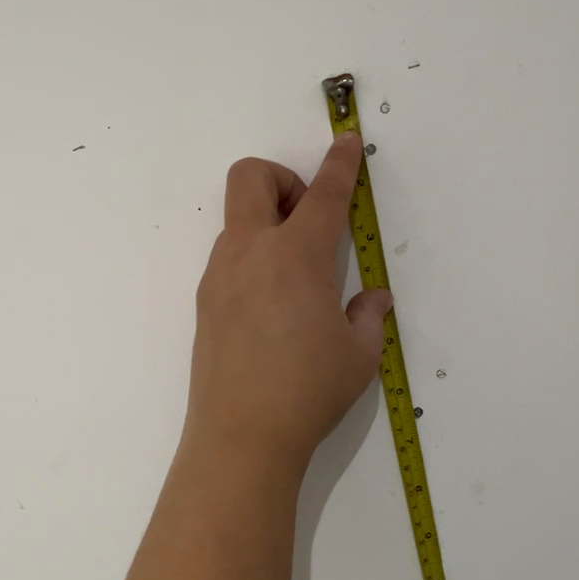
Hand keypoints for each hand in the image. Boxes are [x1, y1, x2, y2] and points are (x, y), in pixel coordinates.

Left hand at [182, 132, 392, 467]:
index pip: (323, 194)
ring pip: (236, 220)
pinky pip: (227, 259)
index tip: (346, 142)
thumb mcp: (359, 355)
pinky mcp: (204, 304)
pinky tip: (271, 308)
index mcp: (297, 257)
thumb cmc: (309, 392)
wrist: (241, 437)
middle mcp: (250, 254)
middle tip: (307, 218)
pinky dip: (251, 259)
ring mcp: (219, 277)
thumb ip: (368, 316)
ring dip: (266, 223)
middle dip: (281, 177)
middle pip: (250, 176)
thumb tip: (374, 300)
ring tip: (295, 277)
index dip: (339, 163)